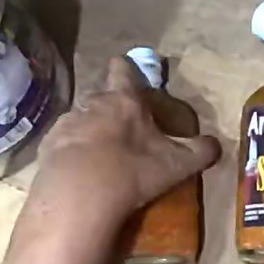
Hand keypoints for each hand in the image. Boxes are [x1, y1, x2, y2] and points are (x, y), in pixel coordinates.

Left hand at [24, 57, 219, 229]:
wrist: (79, 194)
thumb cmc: (132, 170)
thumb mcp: (176, 165)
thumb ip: (199, 152)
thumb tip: (216, 145)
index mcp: (124, 100)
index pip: (123, 69)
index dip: (127, 69)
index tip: (128, 72)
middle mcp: (91, 103)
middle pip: (101, 96)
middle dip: (111, 108)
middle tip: (122, 131)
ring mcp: (66, 123)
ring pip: (79, 119)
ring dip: (88, 131)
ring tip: (97, 156)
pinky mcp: (47, 145)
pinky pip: (61, 143)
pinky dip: (69, 152)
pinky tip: (76, 171)